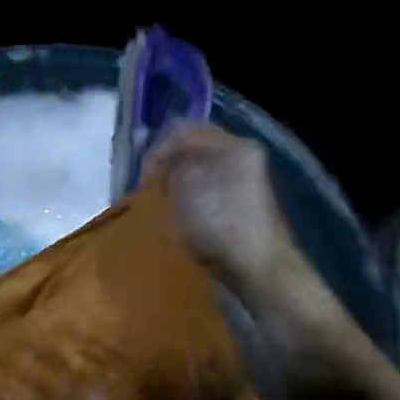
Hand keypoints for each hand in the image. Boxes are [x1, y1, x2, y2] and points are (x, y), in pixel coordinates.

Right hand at [149, 120, 307, 301]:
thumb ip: (172, 168)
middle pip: (191, 147)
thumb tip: (164, 166)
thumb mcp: (187, 190)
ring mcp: (242, 179)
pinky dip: (186, 195)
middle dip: (164, 165)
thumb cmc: (220, 226)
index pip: (182, 131)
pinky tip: (177, 215)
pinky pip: (205, 186)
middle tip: (146, 190)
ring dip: (174, 182)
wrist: (257, 267)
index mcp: (232, 145)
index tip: (141, 181)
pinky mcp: (239, 202)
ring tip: (158, 203)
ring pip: (197, 168)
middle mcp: (241, 155)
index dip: (155, 152)